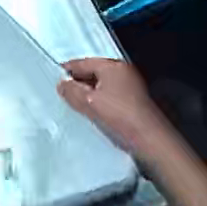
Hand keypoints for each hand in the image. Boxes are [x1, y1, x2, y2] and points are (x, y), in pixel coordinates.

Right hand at [58, 57, 183, 160]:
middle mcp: (124, 72)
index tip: (54, 78)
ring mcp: (132, 88)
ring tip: (75, 105)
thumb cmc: (120, 116)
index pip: (83, 62)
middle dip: (78, 82)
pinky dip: (100, 102)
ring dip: (89, 93)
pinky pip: (110, 97)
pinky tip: (92, 114)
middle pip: (93, 73)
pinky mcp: (135, 104)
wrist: (152, 142)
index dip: (67, 70)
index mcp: (113, 66)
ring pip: (102, 86)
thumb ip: (72, 91)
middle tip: (62, 93)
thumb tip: (62, 84)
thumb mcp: (89, 102)